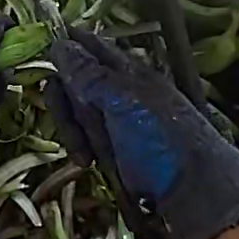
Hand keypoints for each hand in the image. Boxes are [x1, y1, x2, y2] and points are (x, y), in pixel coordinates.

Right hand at [48, 33, 238, 238]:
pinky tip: (88, 162)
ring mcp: (115, 121)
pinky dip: (81, 147)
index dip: (67, 48)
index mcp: (127, 71)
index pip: (89, 47)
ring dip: (74, 131)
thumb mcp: (122, 102)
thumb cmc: (161, 141)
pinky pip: (84, 138)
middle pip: (74, 82)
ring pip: (76, 112)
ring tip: (86, 154)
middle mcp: (119, 91)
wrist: (194, 195)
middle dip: (66, 102)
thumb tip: (59, 43)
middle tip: (74, 122)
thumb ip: (88, 74)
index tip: (45, 55)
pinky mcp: (112, 148)